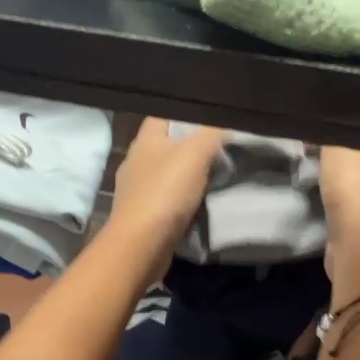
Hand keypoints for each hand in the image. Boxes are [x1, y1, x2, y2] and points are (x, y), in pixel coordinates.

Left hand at [107, 118, 226, 276]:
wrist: (141, 244)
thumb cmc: (165, 191)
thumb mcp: (196, 151)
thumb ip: (213, 132)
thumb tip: (224, 123)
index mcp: (143, 140)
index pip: (164, 115)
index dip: (188, 114)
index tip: (213, 120)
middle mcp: (134, 162)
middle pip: (166, 147)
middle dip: (190, 147)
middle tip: (220, 150)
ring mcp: (135, 191)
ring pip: (166, 175)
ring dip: (186, 177)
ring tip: (214, 177)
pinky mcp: (140, 216)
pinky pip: (165, 201)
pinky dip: (180, 202)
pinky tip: (197, 204)